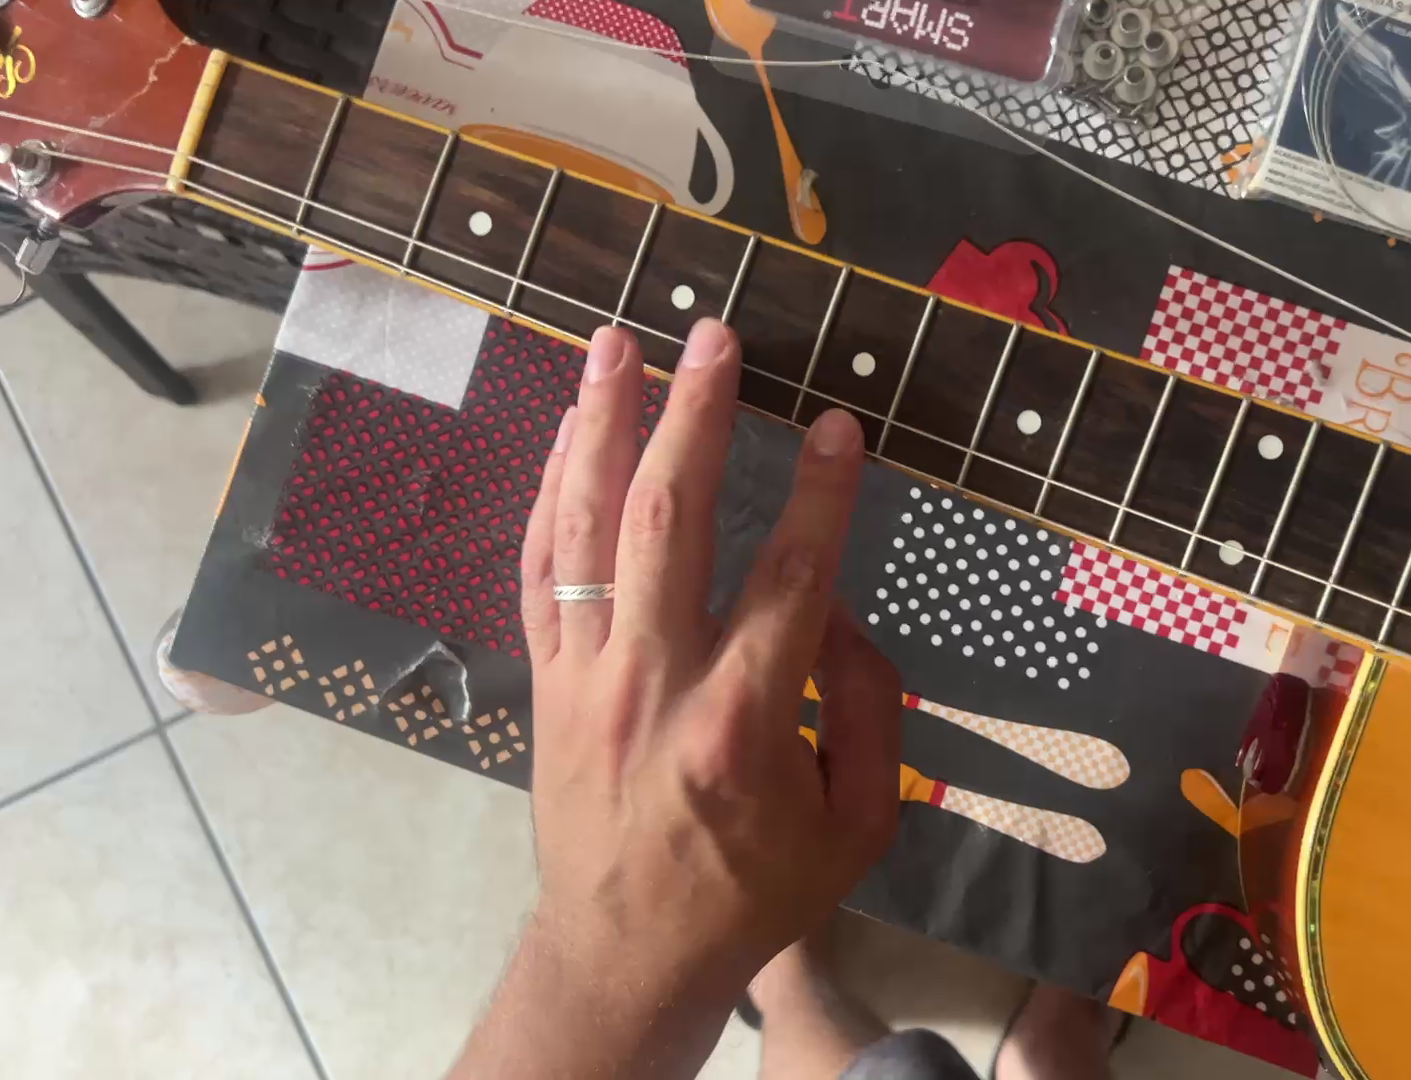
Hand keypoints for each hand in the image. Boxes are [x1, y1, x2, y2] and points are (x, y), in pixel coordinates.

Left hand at [461, 319, 901, 1079]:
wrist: (625, 957)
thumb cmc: (757, 891)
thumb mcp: (858, 821)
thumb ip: (870, 705)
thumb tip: (834, 606)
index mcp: (746, 723)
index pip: (793, 577)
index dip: (820, 492)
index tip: (838, 424)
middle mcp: (655, 682)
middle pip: (668, 521)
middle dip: (694, 416)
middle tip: (712, 337)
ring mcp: (584, 675)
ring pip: (586, 528)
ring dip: (602, 426)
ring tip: (616, 344)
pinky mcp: (544, 681)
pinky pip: (540, 569)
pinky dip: (553, 491)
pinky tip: (570, 431)